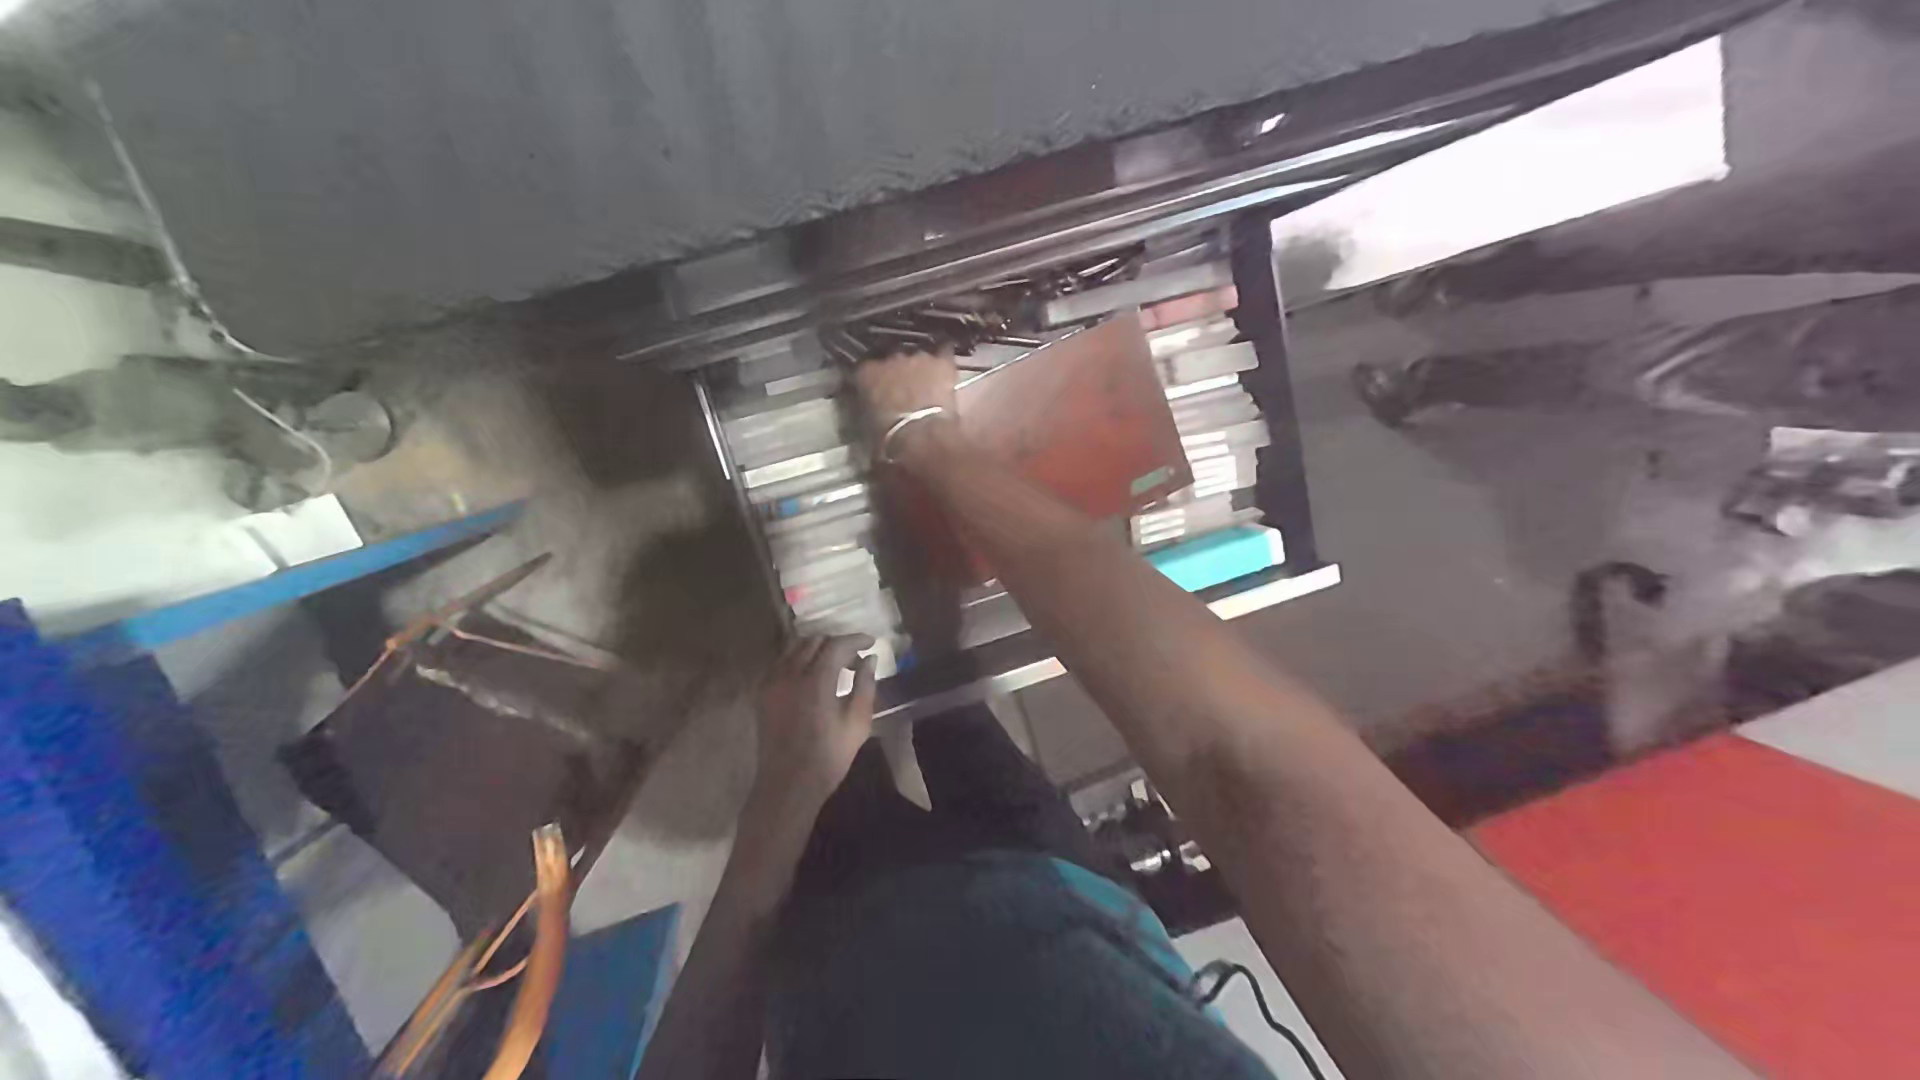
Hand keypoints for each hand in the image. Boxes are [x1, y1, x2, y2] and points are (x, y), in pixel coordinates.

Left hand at [754, 634, 877, 806]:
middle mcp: (790, 674)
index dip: (856, 640)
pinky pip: (782, 662)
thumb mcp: (857, 722)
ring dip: (817, 648)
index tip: (871, 642)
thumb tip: (869, 659)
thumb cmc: (828, 758)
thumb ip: (865, 685)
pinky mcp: (763, 692)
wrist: (788, 785)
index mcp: (816, 681)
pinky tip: (812, 674)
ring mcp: (772, 682)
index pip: (837, 645)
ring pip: (795, 647)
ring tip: (834, 663)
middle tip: (855, 657)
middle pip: (814, 640)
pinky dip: (799, 658)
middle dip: (837, 643)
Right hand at [855, 351, 959, 465]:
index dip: (873, 381)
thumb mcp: (868, 427)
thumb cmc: (890, 438)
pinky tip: (945, 371)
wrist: (922, 437)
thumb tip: (871, 414)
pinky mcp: (941, 362)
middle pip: (893, 360)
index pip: (865, 370)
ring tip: (927, 386)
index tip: (877, 392)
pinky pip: (944, 353)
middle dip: (898, 373)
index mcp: (867, 374)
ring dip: (920, 368)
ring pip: (918, 357)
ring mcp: (918, 357)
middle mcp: (890, 358)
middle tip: (904, 392)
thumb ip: (867, 412)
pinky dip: (943, 361)